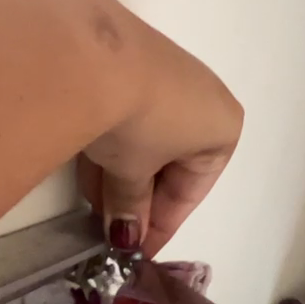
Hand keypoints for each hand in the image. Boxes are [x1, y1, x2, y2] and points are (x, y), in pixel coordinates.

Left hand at [67, 0, 241, 255]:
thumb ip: (131, 205)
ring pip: (144, 135)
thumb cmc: (135, 119)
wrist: (92, 53)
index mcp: (222, 125)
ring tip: (90, 200)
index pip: (191, 190)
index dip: (160, 225)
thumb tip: (125, 237)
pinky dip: (107, 137)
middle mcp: (201, 95)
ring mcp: (163, 70)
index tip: (135, 251)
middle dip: (135, 197)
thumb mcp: (133, 172)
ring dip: (117, 170)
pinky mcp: (126, 56)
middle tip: (108, 228)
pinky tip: (82, 159)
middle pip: (168, 161)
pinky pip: (124, 108)